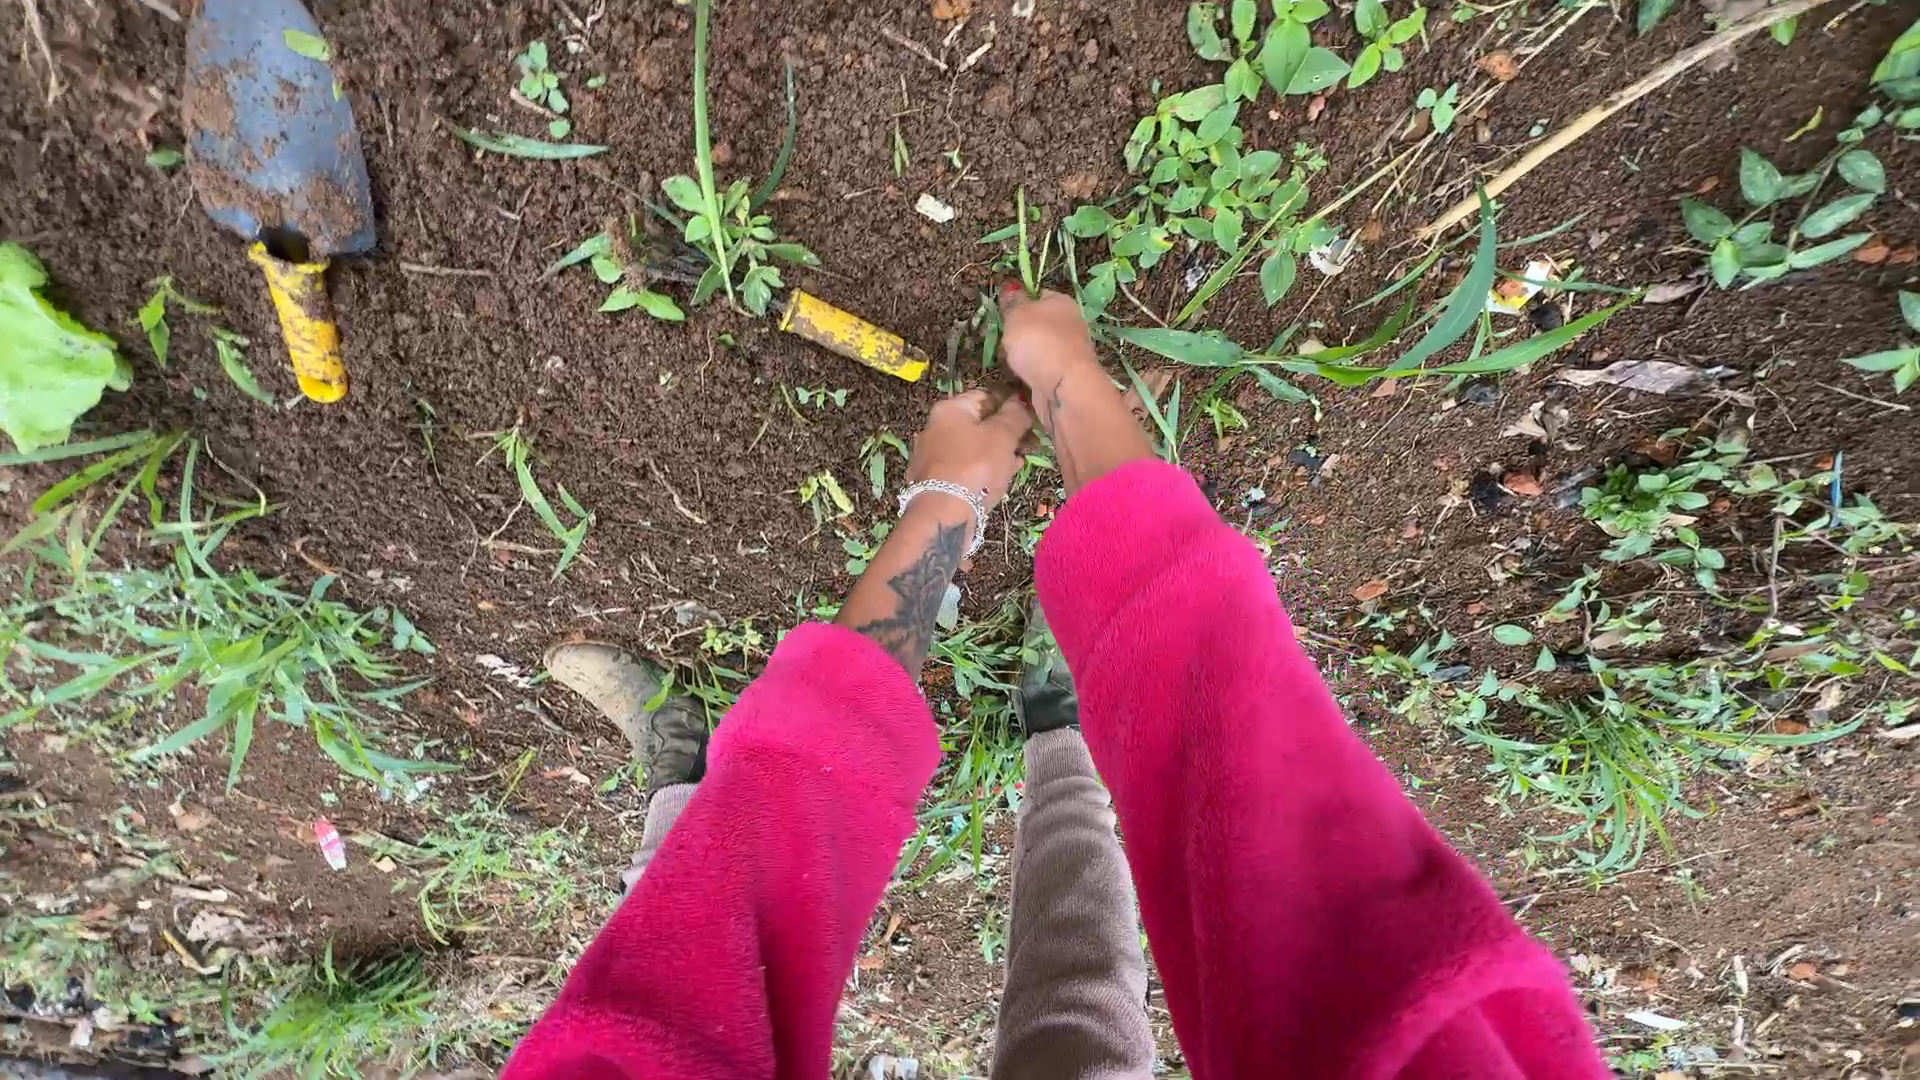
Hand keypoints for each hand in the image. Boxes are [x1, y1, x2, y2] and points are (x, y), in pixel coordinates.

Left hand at [905, 389, 1033, 515]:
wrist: (942, 515)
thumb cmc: (974, 468)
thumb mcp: (1002, 436)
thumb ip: (1015, 415)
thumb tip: (1020, 402)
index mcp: (949, 409)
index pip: (986, 396)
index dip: (1011, 404)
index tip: (1031, 418)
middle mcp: (935, 428)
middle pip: (978, 423)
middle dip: (1006, 433)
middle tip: (1029, 444)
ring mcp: (932, 456)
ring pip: (972, 448)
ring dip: (997, 453)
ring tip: (1018, 462)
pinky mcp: (933, 481)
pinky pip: (965, 468)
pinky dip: (983, 470)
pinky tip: (1000, 479)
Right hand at [999, 287, 1101, 422]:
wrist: (1064, 386)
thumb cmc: (1039, 342)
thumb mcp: (1017, 315)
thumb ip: (1012, 303)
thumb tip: (1011, 289)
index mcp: (1061, 302)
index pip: (1038, 295)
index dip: (1019, 303)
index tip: (1003, 315)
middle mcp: (1070, 323)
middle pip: (1038, 324)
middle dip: (1019, 333)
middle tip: (1003, 340)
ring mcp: (1069, 351)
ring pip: (1039, 348)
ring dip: (1024, 355)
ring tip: (1009, 362)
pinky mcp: (1065, 374)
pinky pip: (1042, 368)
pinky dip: (1032, 372)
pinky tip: (1021, 377)